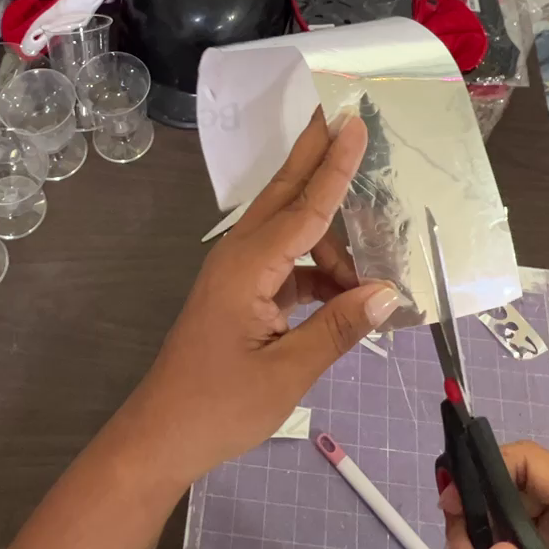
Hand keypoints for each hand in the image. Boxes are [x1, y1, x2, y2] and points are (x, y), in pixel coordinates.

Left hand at [120, 109, 399, 484]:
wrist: (161, 434)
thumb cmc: (218, 405)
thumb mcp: (287, 372)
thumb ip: (338, 328)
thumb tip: (386, 292)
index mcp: (249, 265)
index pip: (306, 207)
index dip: (334, 166)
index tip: (352, 123)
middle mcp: (241, 255)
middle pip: (286, 194)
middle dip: (315, 153)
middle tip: (340, 114)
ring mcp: (238, 272)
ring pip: (292, 234)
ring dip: (331, 243)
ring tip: (372, 268)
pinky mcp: (242, 292)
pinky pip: (288, 264)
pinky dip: (318, 272)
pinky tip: (346, 293)